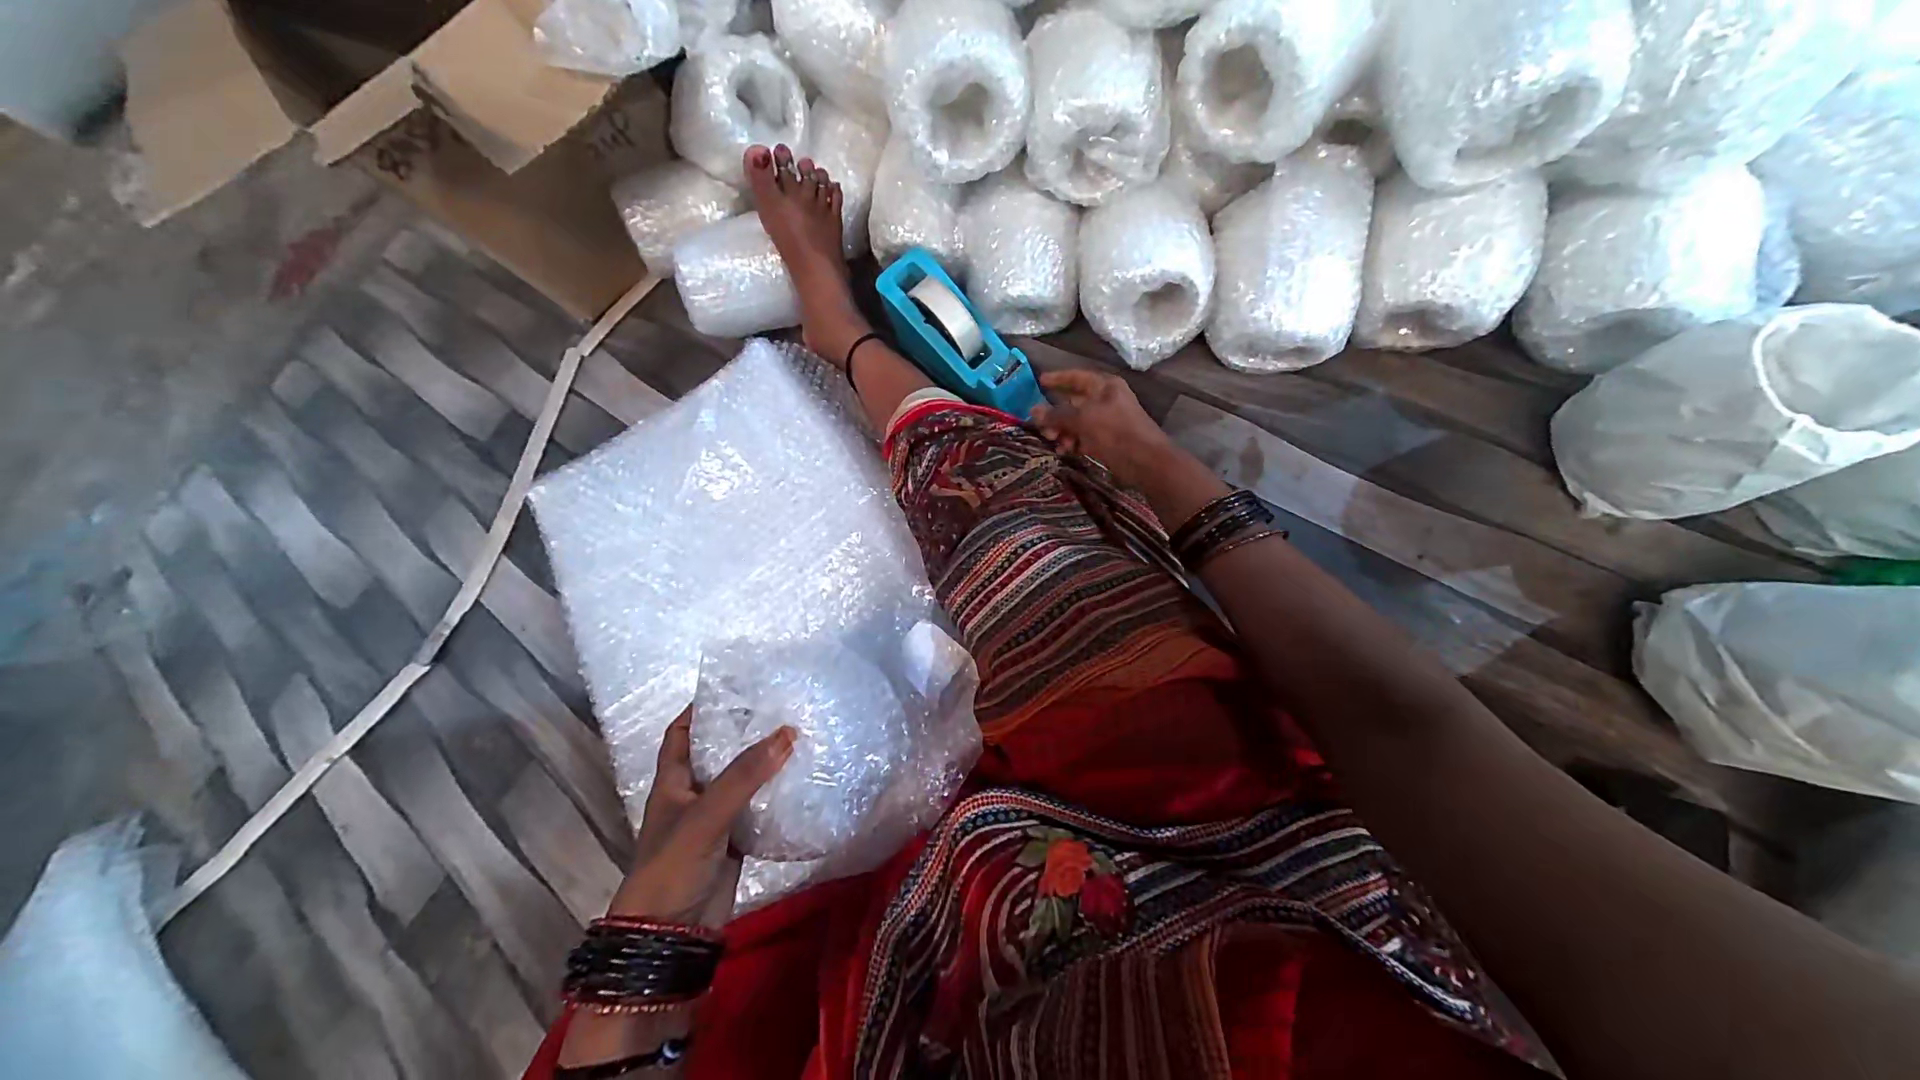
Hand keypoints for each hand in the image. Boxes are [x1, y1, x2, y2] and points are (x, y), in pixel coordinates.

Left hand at [607, 710, 795, 926]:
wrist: (671, 936)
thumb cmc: (672, 867)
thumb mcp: (705, 816)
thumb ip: (744, 776)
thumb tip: (787, 732)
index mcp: (672, 783)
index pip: (680, 735)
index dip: (698, 711)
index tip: (731, 688)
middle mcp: (693, 797)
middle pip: (719, 755)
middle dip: (744, 734)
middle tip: (779, 709)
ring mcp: (715, 822)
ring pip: (742, 783)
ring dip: (764, 765)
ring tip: (798, 737)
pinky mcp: (735, 844)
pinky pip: (758, 812)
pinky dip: (776, 798)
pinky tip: (801, 783)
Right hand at [1032, 369, 1181, 490]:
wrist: (1145, 461)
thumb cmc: (1116, 432)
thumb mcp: (1083, 420)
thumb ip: (1057, 415)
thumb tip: (1033, 411)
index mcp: (1104, 386)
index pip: (1076, 377)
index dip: (1057, 379)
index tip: (1039, 382)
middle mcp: (1105, 400)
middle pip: (1073, 402)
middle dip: (1056, 414)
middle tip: (1041, 426)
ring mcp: (1106, 420)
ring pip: (1077, 421)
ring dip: (1062, 430)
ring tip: (1053, 441)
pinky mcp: (1106, 439)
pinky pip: (1083, 436)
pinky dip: (1073, 442)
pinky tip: (1064, 451)